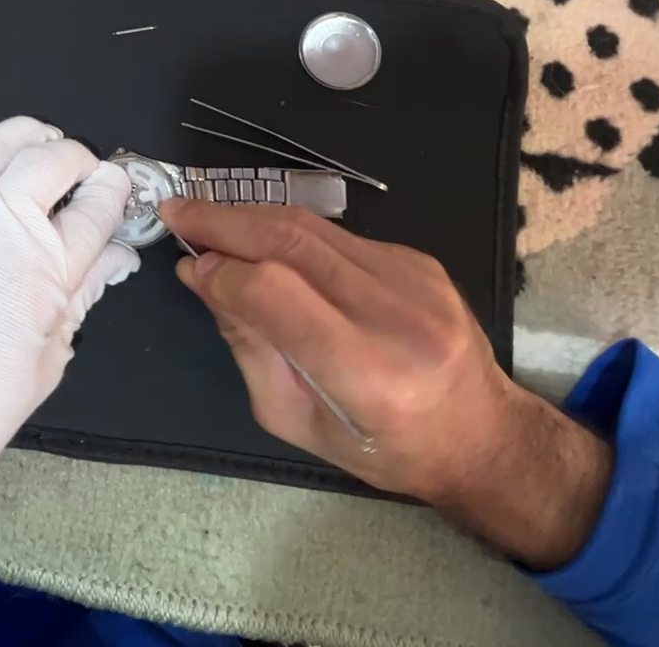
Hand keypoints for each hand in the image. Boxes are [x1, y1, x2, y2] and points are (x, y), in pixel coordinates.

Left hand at [0, 117, 140, 516]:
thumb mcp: (50, 355)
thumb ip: (82, 292)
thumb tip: (114, 255)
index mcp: (48, 272)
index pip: (96, 209)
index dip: (111, 189)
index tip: (112, 182)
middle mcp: (1, 231)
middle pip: (49, 162)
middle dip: (73, 156)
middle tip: (76, 165)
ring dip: (20, 137)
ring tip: (32, 142)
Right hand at [161, 200, 610, 569]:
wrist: (481, 434)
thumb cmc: (380, 447)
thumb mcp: (294, 417)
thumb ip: (246, 343)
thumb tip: (201, 277)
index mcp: (367, 373)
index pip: (273, 292)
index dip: (221, 272)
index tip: (187, 266)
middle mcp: (398, 317)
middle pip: (290, 242)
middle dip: (224, 222)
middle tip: (177, 210)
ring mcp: (414, 280)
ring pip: (311, 226)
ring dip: (249, 215)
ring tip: (205, 215)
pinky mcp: (418, 260)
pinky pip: (335, 235)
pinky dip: (286, 231)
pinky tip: (260, 237)